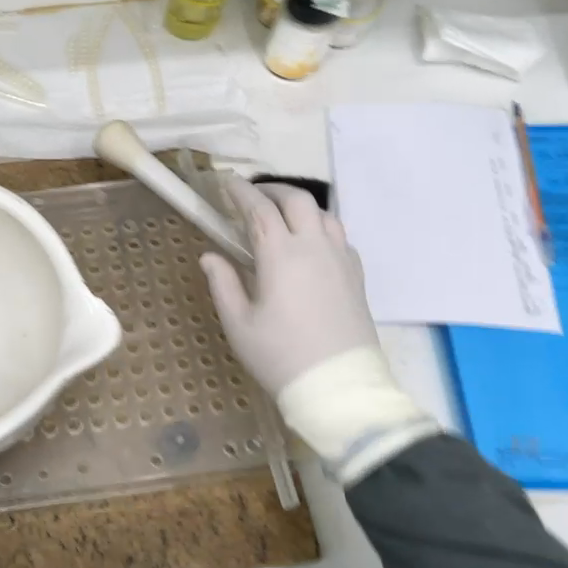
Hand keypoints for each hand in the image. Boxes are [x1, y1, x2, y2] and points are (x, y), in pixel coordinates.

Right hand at [200, 177, 378, 395]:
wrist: (338, 386)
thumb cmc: (280, 356)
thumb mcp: (239, 324)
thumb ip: (223, 284)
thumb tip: (210, 256)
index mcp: (281, 255)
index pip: (259, 209)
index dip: (240, 192)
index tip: (225, 181)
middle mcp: (314, 247)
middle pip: (296, 200)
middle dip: (272, 191)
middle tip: (251, 197)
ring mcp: (340, 259)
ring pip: (323, 214)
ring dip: (299, 206)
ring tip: (281, 217)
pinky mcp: (356, 275)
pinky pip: (339, 236)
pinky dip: (320, 228)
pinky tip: (310, 245)